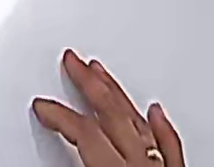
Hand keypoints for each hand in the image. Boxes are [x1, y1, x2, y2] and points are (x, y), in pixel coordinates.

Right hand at [32, 50, 183, 166]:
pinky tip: (155, 108)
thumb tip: (54, 156)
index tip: (42, 105)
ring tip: (100, 70)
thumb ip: (74, 166)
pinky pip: (171, 143)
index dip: (59, 114)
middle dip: (87, 81)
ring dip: (117, 92)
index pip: (82, 129)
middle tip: (72, 58)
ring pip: (137, 118)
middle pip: (109, 109)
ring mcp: (163, 166)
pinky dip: (161, 124)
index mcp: (115, 166)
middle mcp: (140, 161)